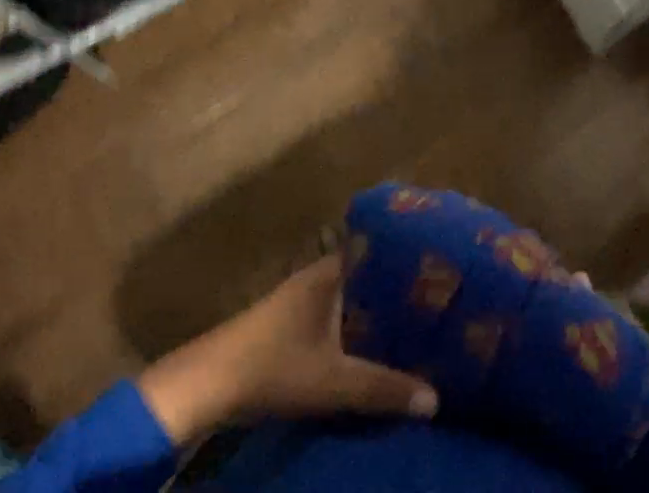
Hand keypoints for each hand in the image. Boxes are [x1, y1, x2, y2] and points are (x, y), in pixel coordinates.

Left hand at [138, 257, 438, 441]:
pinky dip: (359, 325)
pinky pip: (338, 315)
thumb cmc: (272, 366)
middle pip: (368, 275)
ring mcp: (300, 300)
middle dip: (400, 287)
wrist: (206, 385)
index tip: (441, 262)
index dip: (407, 254)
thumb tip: (435, 400)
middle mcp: (316, 278)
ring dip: (379, 309)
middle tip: (441, 298)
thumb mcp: (334, 382)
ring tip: (419, 321)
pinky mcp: (290, 324)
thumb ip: (384, 388)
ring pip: (352, 297)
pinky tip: (377, 345)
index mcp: (329, 274)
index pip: (376, 248)